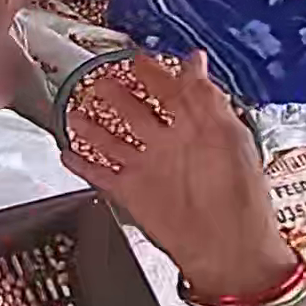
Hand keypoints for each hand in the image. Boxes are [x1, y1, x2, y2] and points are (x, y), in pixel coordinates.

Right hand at [61, 51, 296, 297]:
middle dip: (116, 95)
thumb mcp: (226, 135)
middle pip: (134, 113)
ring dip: (93, 128)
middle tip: (98, 79)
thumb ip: (205, 99)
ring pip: (112, 142)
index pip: (169, 91)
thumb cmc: (237, 194)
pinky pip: (101, 175)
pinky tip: (68, 154)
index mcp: (194, 128)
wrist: (226, 246)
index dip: (152, 73)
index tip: (135, 58)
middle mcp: (167, 146)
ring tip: (74, 111)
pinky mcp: (131, 194)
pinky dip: (83, 166)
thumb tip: (193, 61)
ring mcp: (147, 170)